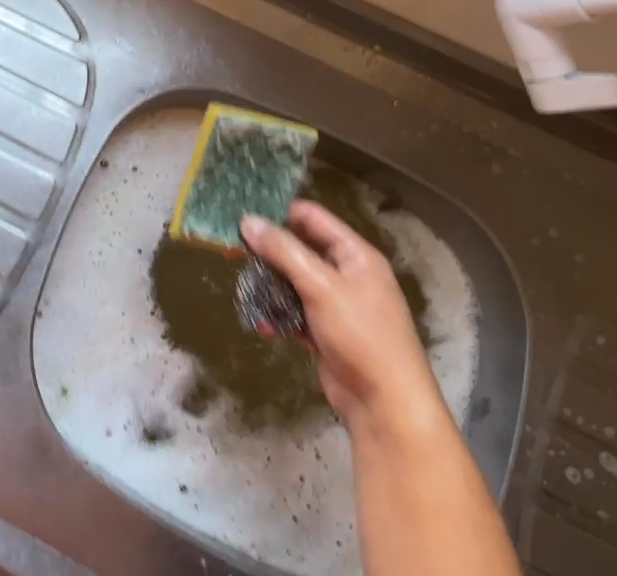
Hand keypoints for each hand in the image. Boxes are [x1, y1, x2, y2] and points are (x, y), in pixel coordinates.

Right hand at [241, 202, 449, 439]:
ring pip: (290, 282)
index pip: (311, 218)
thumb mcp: (320, 286)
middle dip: (265, 254)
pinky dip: (278, 316)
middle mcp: (346, 274)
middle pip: (297, 250)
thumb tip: (247, 220)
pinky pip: (293, 311)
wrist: (386, 402)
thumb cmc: (361, 335)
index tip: (241, 217)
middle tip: (230, 255)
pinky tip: (268, 329)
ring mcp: (335, 303)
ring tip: (248, 297)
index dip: (277, 213)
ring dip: (268, 289)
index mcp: (355, 255)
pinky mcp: (324, 329)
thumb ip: (283, 251)